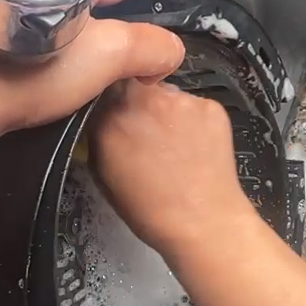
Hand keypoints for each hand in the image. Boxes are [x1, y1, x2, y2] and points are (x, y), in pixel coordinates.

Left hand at [0, 0, 186, 137]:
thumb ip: (151, 48)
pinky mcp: (4, 50)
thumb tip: (171, 52)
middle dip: (131, 27)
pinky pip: (54, 49)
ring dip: (102, 49)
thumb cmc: (33, 72)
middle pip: (102, 5)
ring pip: (76, 29)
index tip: (174, 8)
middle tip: (151, 54)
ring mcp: (18, 20)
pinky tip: (79, 85)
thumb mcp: (110, 55)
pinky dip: (75, 63)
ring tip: (119, 74)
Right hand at [88, 79, 259, 260]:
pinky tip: (191, 147)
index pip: (101, 85)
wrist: (202, 223)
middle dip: (136, 102)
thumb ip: (97, 137)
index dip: (107, 99)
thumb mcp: (104, 176)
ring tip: (172, 145)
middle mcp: (143, 102)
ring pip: (166, 93)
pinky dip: (192, 121)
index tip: (113, 113)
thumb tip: (97, 119)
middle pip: (134, 83)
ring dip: (165, 111)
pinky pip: (194, 105)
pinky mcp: (208, 107)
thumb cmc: (153, 210)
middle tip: (145, 131)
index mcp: (110, 119)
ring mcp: (179, 101)